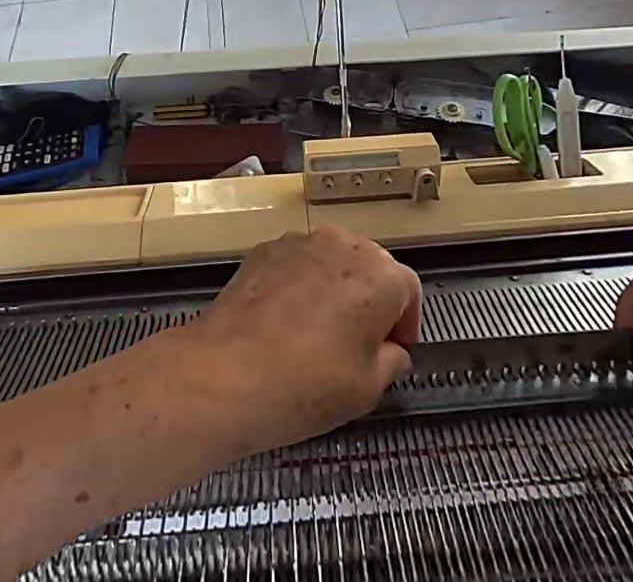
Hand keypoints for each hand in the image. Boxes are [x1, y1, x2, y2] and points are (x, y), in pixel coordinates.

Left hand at [182, 225, 420, 452]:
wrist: (222, 376)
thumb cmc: (303, 383)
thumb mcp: (368, 389)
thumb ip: (393, 361)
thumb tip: (392, 351)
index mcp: (382, 276)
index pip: (409, 292)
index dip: (405, 325)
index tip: (395, 350)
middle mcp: (347, 246)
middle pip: (373, 270)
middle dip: (372, 303)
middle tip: (358, 345)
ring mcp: (304, 242)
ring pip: (334, 263)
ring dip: (336, 290)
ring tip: (318, 334)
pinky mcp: (268, 249)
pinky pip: (299, 264)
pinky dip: (301, 285)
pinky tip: (286, 323)